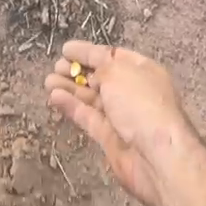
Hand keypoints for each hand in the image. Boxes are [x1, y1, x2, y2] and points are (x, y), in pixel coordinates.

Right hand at [42, 40, 196, 205]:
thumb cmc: (142, 104)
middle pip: (100, 77)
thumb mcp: (118, 72)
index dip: (88, 51)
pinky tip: (54, 96)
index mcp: (142, 71)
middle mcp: (133, 92)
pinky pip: (88, 117)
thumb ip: (100, 69)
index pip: (112, 55)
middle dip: (77, 70)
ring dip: (70, 88)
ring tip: (48, 80)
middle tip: (57, 65)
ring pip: (91, 98)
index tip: (66, 49)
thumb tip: (92, 79)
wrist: (157, 157)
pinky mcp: (110, 138)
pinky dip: (71, 106)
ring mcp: (121, 116)